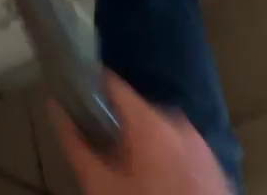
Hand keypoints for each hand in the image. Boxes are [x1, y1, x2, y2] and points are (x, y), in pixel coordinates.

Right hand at [54, 75, 232, 194]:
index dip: (89, 85)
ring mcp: (200, 143)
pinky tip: (155, 182)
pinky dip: (164, 154)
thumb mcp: (100, 185)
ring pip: (157, 128)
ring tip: (127, 170)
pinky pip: (179, 146)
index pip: (111, 82)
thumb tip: (52, 106)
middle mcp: (177, 122)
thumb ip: (75, 143)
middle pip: (134, 108)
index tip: (73, 94)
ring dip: (140, 140)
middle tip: (100, 148)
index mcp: (149, 121)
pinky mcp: (214, 165)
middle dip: (115, 122)